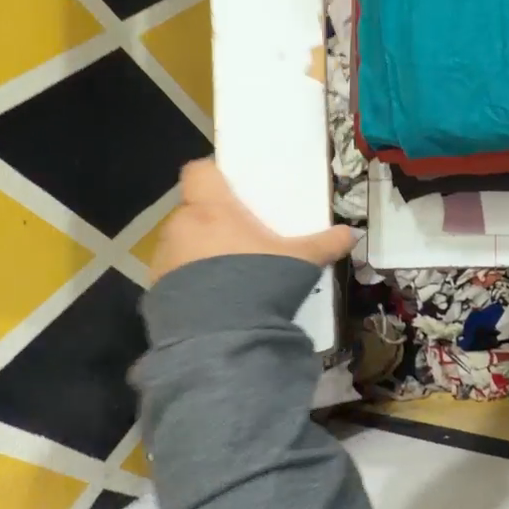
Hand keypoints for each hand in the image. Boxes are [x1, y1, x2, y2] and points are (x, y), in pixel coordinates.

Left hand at [149, 159, 356, 281]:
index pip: (199, 171)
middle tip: (243, 234)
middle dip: (214, 219)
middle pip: (194, 209)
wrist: (218, 337)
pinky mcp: (156, 291)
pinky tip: (218, 296)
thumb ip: (326, 244)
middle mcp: (181, 226)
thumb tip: (352, 234)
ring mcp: (164, 259)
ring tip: (231, 269)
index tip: (232, 185)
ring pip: (182, 242)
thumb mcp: (302, 260)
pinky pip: (175, 273)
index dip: (213, 173)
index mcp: (213, 209)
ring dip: (201, 249)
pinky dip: (192, 278)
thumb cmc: (259, 279)